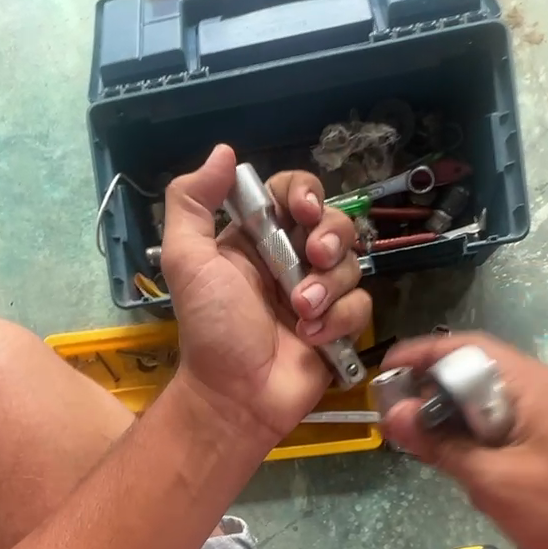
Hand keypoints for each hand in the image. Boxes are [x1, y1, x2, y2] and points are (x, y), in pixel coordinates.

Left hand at [160, 144, 370, 447]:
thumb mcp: (187, 261)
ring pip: (352, 263)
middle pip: (334, 223)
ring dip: (329, 286)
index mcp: (256, 239)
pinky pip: (361, 305)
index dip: (306, 194)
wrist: (234, 396)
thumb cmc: (211, 329)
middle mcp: (290, 261)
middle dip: (330, 236)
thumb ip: (192, 203)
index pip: (293, 193)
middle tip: (312, 258)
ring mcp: (317, 294)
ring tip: (301, 312)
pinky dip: (340, 319)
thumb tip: (223, 152)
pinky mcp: (338, 327)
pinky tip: (313, 337)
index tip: (303, 211)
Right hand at [380, 333, 547, 548]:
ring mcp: (546, 421)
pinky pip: (498, 432)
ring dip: (448, 418)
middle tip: (391, 415)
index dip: (422, 355)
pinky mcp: (547, 449)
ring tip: (413, 441)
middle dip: (430, 389)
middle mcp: (539, 393)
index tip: (382, 374)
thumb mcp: (494, 480)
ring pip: (484, 406)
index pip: (467, 349)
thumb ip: (442, 445)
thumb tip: (393, 414)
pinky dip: (469, 440)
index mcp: (530, 386)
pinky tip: (451, 463)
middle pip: (474, 374)